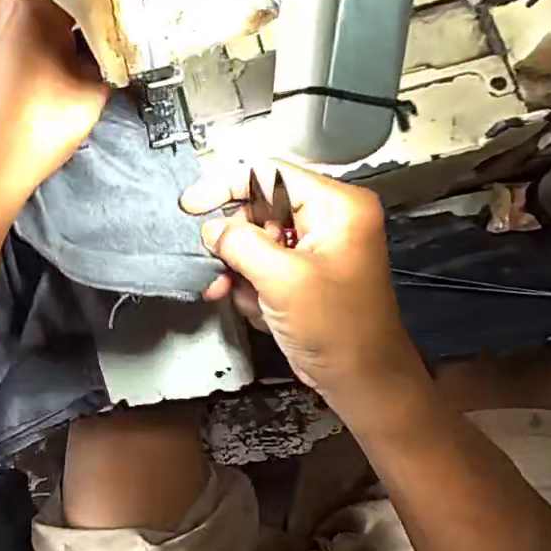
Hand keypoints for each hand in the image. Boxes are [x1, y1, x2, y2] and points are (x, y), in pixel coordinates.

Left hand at [0, 0, 110, 219]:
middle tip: (111, 31)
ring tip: (85, 53)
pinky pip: (18, 35)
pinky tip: (56, 67)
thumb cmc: (38, 128)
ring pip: (36, 14)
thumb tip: (115, 43)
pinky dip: (39, 43)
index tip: (128, 7)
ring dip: (62, 28)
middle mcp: (2, 5)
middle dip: (84, 11)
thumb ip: (110, 53)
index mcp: (29, 1)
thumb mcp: (94, 87)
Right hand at [180, 160, 422, 402]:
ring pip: (251, 237)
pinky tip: (250, 303)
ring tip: (229, 289)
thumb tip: (211, 229)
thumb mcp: (283, 279)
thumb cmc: (340, 330)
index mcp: (336, 207)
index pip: (269, 174)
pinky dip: (244, 281)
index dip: (225, 185)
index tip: (191, 205)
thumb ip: (241, 244)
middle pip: (256, 206)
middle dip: (231, 238)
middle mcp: (325, 219)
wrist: (359, 376)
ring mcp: (311, 246)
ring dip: (234, 265)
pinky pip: (256, 262)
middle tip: (217, 261)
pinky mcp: (298, 270)